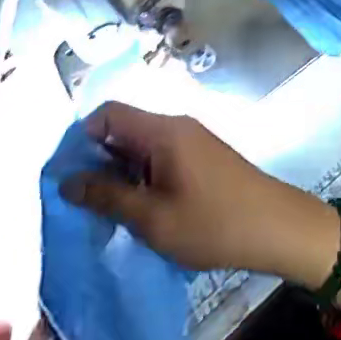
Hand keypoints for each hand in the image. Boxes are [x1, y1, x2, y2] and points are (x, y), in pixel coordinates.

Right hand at [60, 102, 336, 284]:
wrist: (276, 227)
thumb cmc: (213, 223)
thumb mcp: (152, 217)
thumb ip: (107, 195)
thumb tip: (66, 180)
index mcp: (164, 131)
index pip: (108, 113)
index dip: (79, 138)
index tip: (64, 176)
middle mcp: (177, 127)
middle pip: (123, 128)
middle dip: (95, 159)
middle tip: (77, 201)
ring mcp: (192, 140)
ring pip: (140, 145)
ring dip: (118, 172)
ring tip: (102, 210)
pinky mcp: (201, 157)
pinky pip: (159, 157)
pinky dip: (141, 177)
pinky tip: (135, 208)